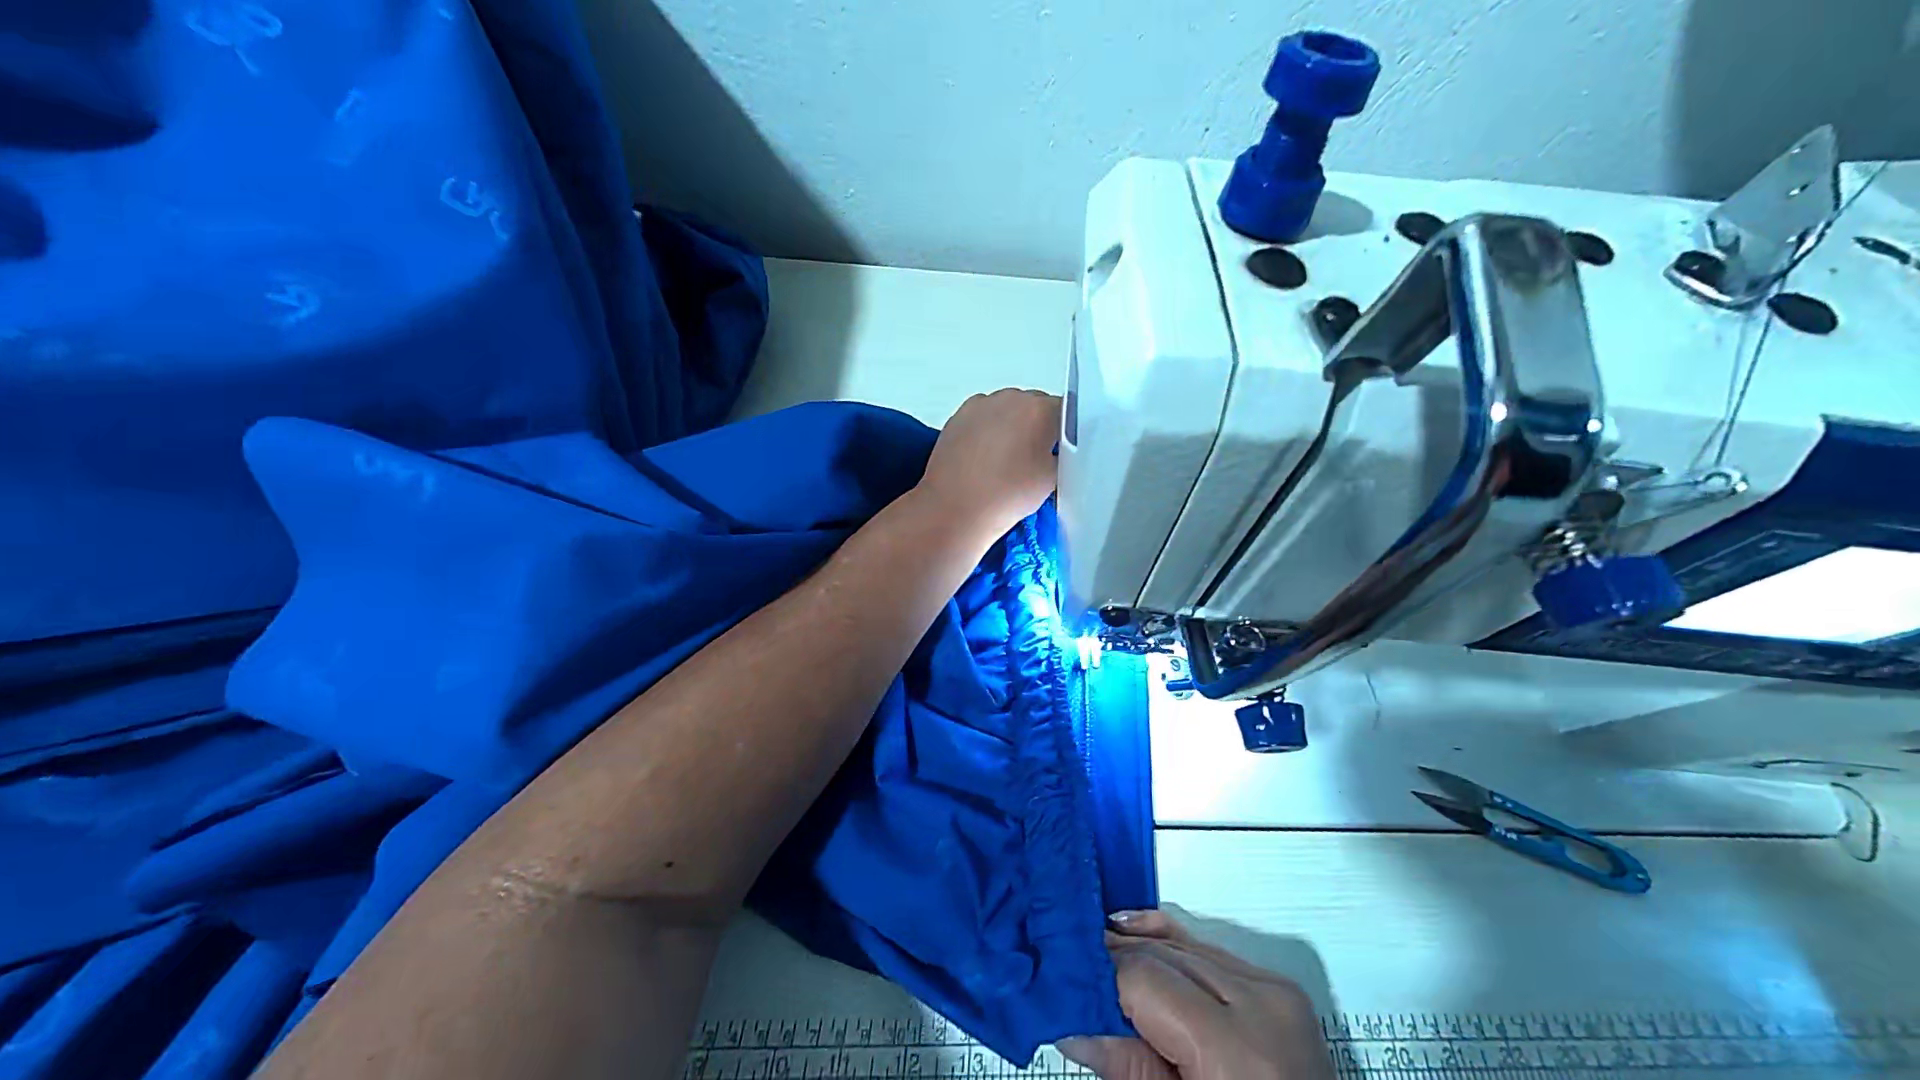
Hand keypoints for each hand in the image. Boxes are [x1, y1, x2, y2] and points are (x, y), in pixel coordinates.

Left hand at [916, 389, 1060, 538]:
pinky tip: (986, 458)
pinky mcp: (959, 416)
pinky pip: (983, 417)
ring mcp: (982, 404)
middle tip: (1033, 460)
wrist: (956, 507)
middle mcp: (1011, 399)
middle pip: (1035, 406)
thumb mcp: (1052, 478)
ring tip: (1006, 461)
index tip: (1061, 450)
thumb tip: (1055, 451)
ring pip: (1008, 410)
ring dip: (1012, 427)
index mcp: (1040, 409)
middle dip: (1038, 427)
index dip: (1066, 433)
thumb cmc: (1006, 495)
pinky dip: (988, 430)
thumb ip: (1061, 455)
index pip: (1066, 411)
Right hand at [1060, 910, 1331, 1079]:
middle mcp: (1262, 1003)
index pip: (1144, 979)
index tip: (1059, 983)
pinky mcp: (1277, 987)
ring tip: (1088, 951)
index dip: (1096, 979)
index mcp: (1239, 1050)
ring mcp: (1275, 990)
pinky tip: (1132, 930)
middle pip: (1162, 956)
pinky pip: (1209, 950)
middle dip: (1110, 960)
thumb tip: (1072, 1025)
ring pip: (1182, 944)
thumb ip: (1130, 1069)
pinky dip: (1170, 943)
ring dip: (1135, 948)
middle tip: (1062, 969)